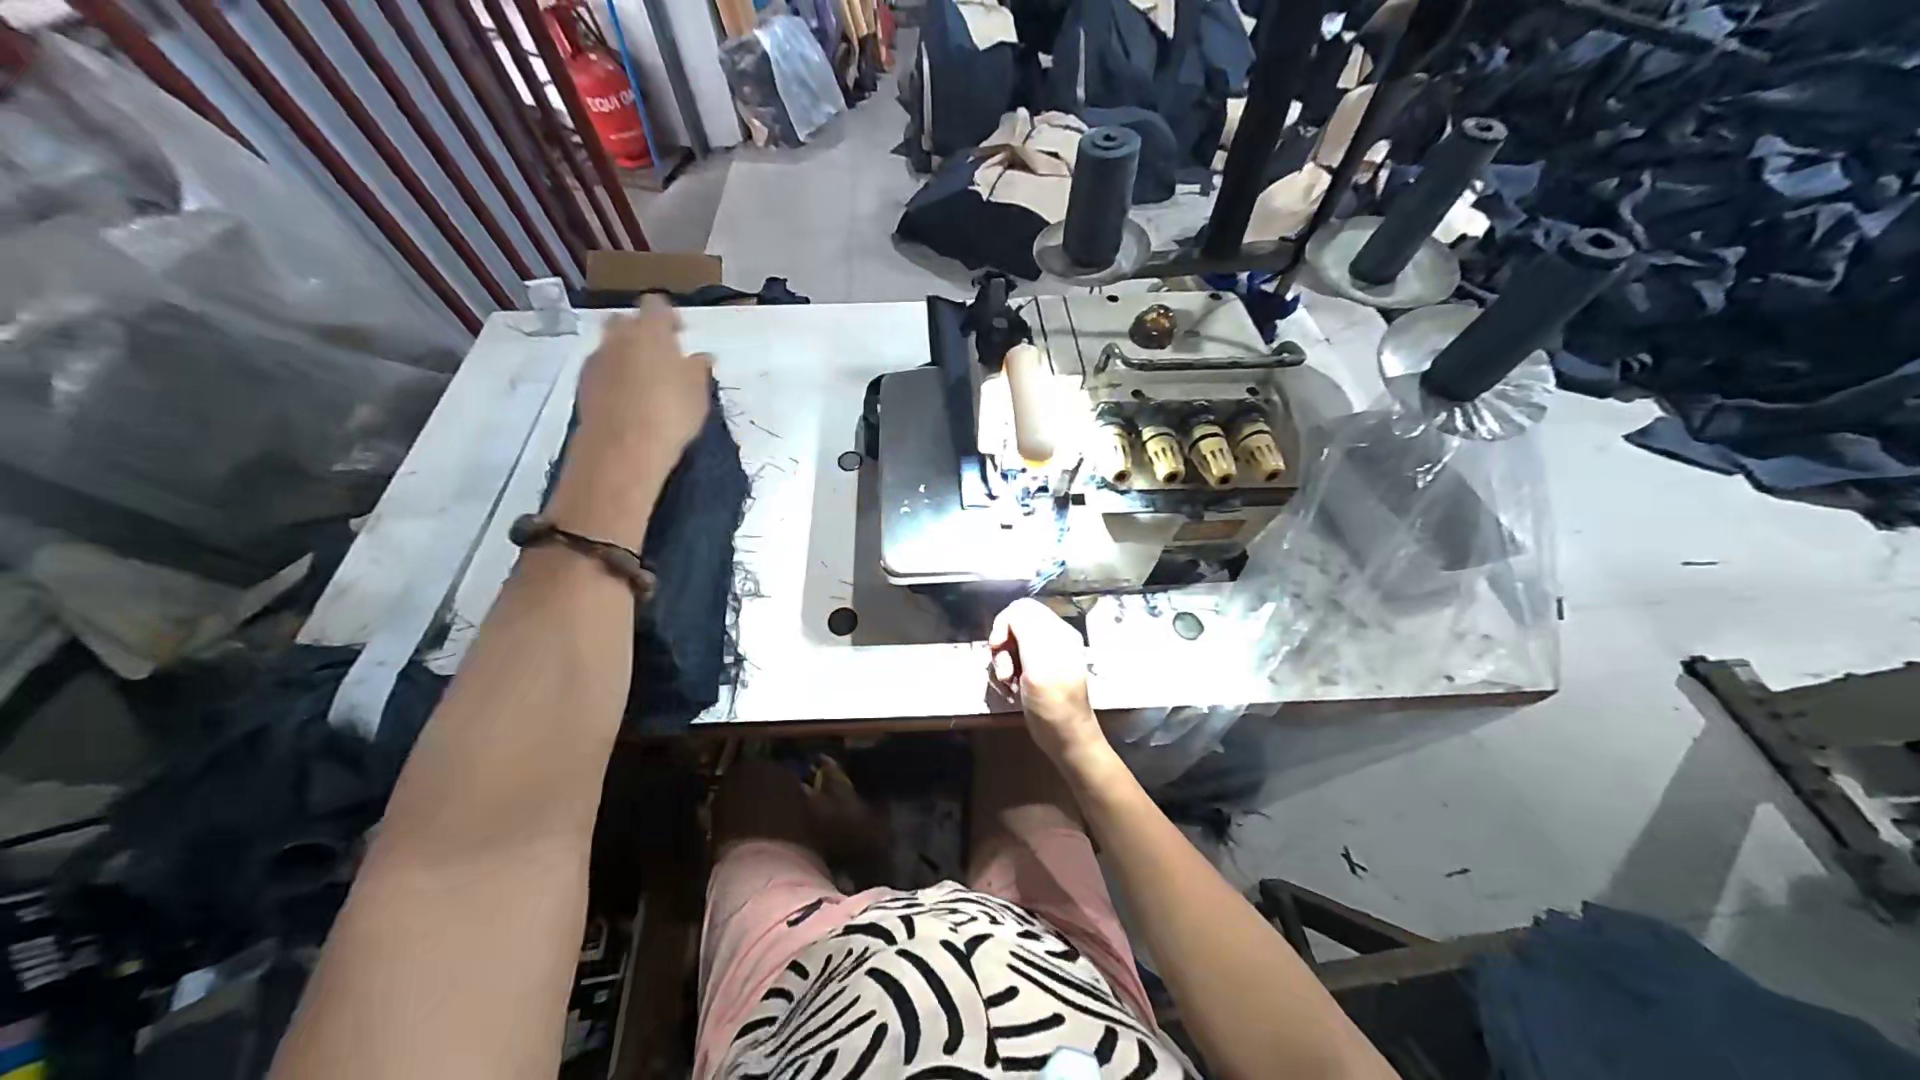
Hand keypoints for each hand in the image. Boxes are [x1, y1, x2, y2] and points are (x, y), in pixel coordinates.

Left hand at [548, 296, 711, 547]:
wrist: (622, 448)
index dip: (668, 316)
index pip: (656, 305)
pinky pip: (601, 369)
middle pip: (626, 320)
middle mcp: (619, 337)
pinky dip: (614, 376)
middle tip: (659, 355)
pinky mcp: (583, 383)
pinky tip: (628, 399)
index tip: (680, 334)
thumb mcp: (698, 393)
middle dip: (640, 331)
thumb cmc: (670, 414)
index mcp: (651, 331)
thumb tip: (701, 357)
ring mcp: (597, 359)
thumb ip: (698, 370)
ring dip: (625, 355)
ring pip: (611, 346)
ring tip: (644, 381)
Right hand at [988, 599, 1109, 770]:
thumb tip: (1012, 612)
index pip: (1021, 608)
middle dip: (1002, 647)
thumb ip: (1027, 629)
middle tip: (1004, 671)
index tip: (996, 646)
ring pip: (1010, 645)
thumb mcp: (1039, 663)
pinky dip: (1007, 673)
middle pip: (1013, 625)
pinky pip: (1014, 661)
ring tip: (1008, 683)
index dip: (1003, 624)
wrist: (1066, 739)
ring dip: (1002, 662)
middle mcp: (1051, 639)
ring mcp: (1044, 656)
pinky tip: (1011, 689)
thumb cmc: (1053, 703)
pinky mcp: (1037, 673)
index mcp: (1057, 631)